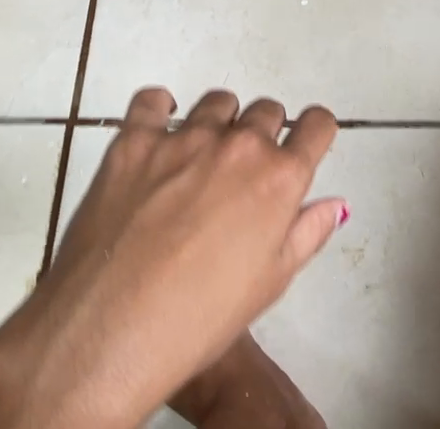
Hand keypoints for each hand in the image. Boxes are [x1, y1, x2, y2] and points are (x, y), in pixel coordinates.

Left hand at [0, 88, 346, 428]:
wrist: (104, 337)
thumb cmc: (199, 319)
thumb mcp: (270, 283)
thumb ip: (308, 233)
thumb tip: (335, 204)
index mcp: (281, 178)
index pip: (317, 124)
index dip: (314, 134)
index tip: (302, 148)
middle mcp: (241, 147)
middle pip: (267, 110)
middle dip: (264, 134)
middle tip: (242, 172)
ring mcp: (185, 140)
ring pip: (219, 103)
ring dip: (219, 123)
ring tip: (200, 157)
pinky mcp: (133, 144)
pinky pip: (152, 102)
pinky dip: (160, 110)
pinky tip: (158, 132)